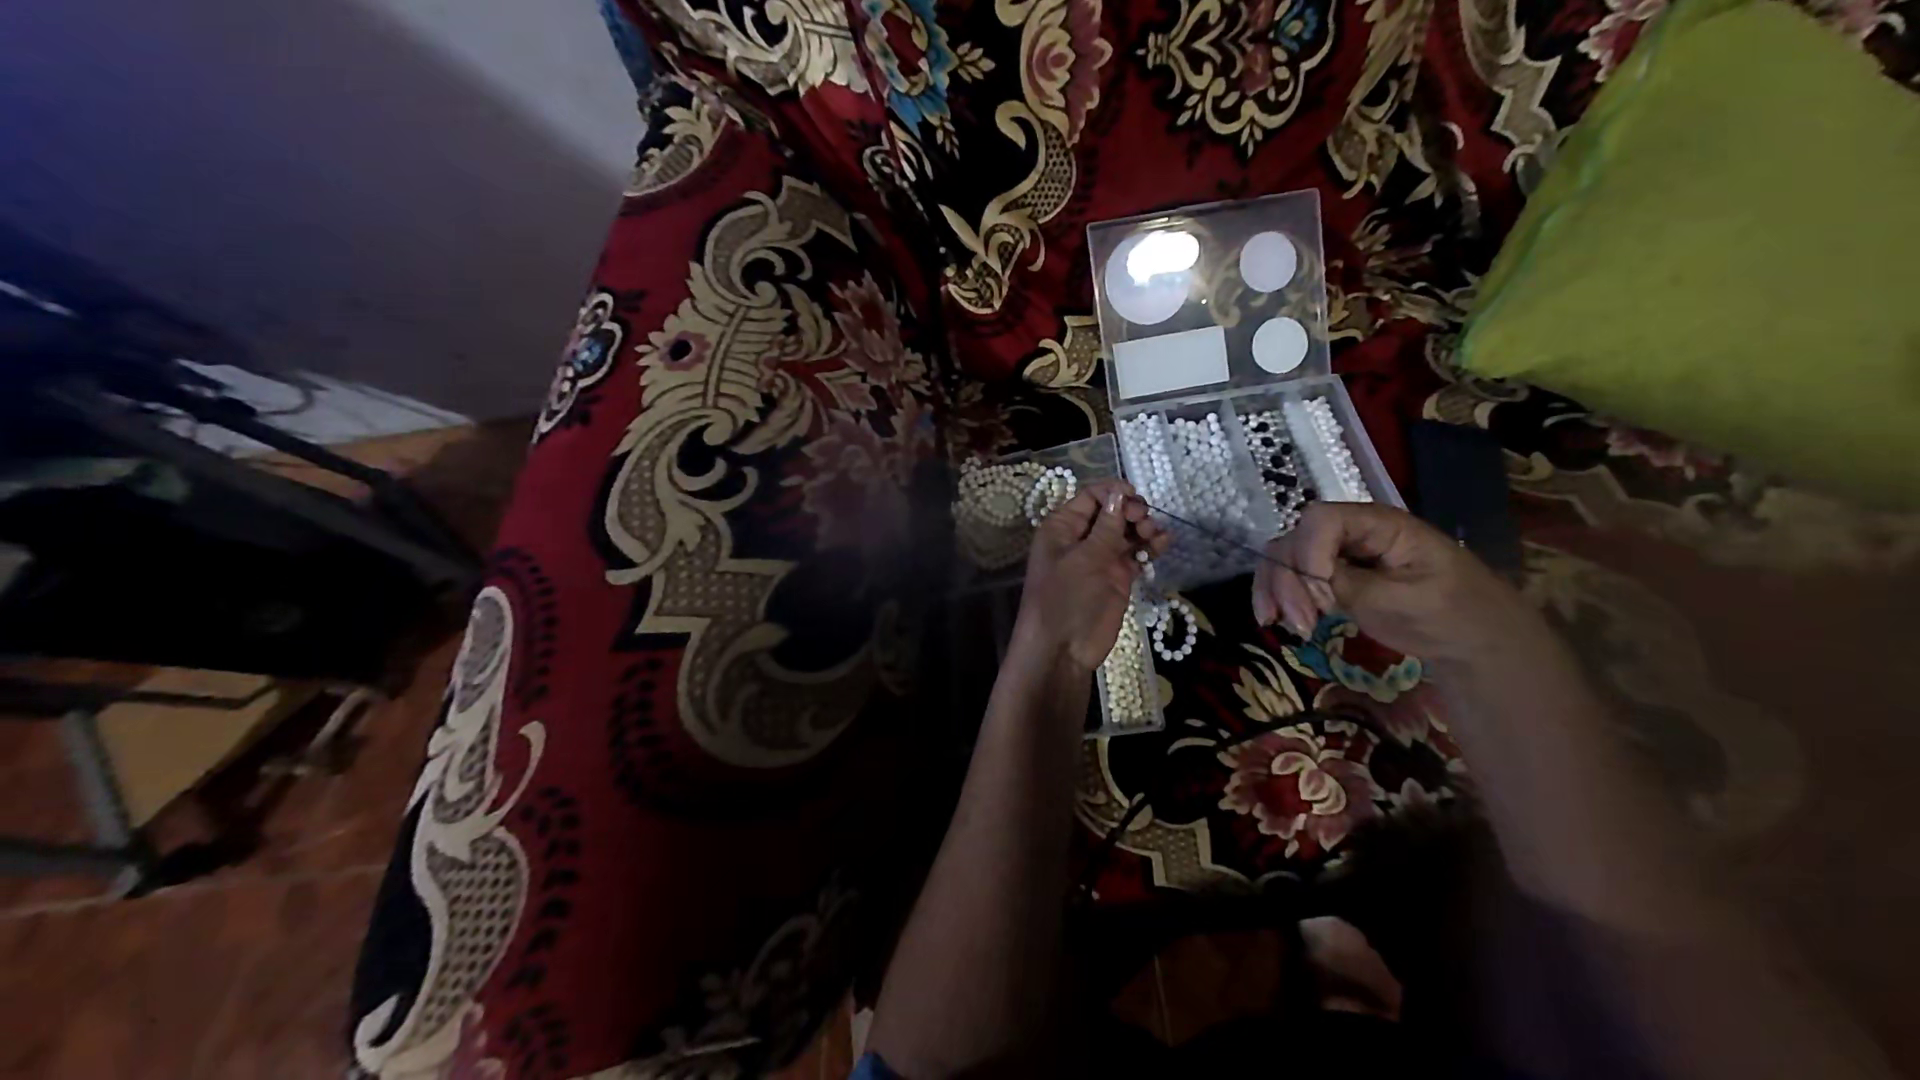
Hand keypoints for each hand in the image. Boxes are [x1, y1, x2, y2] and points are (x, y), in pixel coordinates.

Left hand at [1015, 479, 1170, 670]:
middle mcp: (1081, 538)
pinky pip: (1136, 554)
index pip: (1090, 497)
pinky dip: (1150, 547)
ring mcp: (1101, 558)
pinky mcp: (1117, 576)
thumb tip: (1119, 494)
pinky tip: (1163, 543)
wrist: (1063, 647)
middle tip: (1143, 521)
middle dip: (1131, 511)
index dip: (1112, 493)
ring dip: (1144, 528)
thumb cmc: (1065, 598)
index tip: (1134, 496)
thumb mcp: (1084, 558)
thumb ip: (1106, 526)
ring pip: (1127, 532)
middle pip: (1112, 512)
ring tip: (1153, 536)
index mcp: (1062, 527)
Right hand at [1252, 502, 1537, 666]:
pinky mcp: (1328, 578)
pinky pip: (1289, 579)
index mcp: (1379, 524)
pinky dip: (1276, 597)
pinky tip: (1273, 618)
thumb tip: (1306, 579)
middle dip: (1288, 582)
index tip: (1321, 597)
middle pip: (1294, 541)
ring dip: (1276, 591)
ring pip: (1283, 560)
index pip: (1321, 520)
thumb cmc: (1454, 615)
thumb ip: (1353, 585)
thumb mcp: (1407, 600)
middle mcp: (1349, 532)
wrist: (1474, 640)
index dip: (1308, 553)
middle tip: (1301, 624)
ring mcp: (1336, 554)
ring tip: (1280, 625)